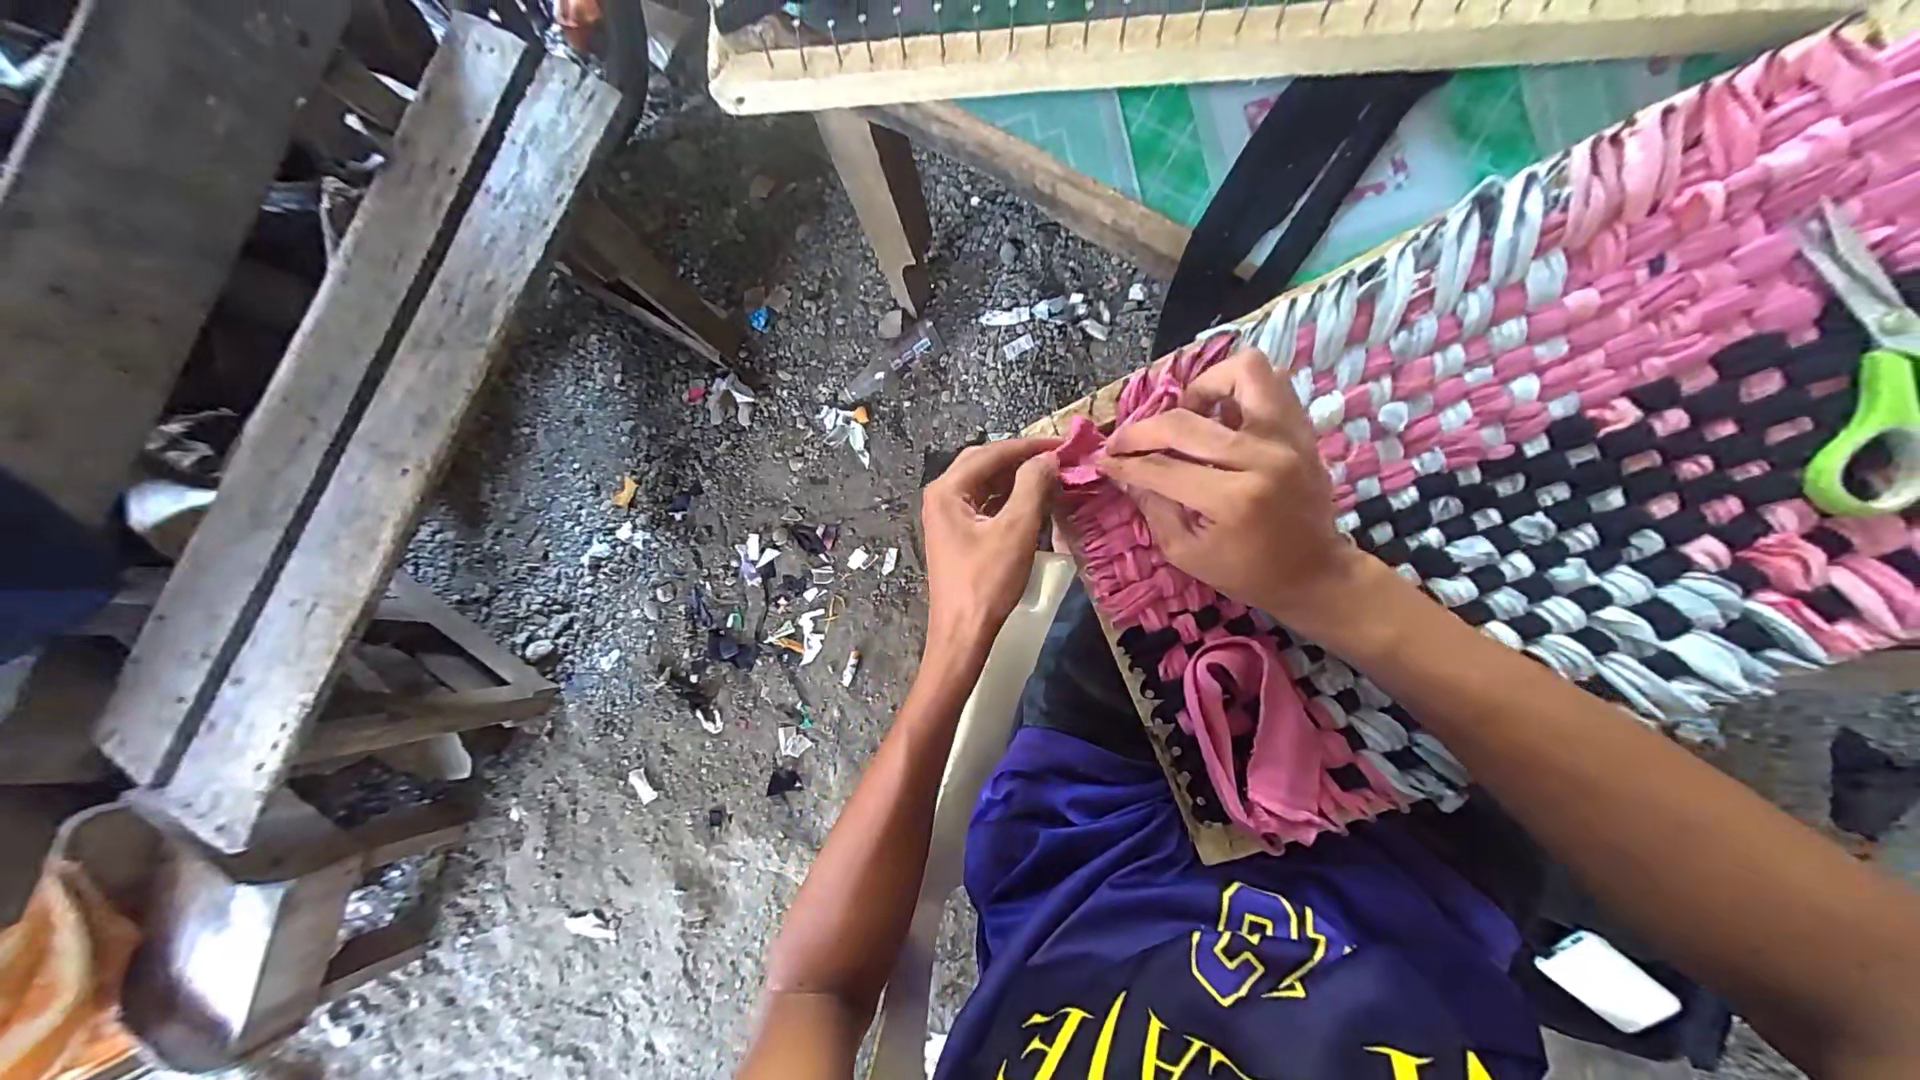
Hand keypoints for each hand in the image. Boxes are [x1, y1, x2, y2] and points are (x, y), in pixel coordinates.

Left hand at [921, 437, 1059, 650]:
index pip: (991, 453)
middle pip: (984, 464)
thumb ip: (1033, 486)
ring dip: (1016, 479)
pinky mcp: (957, 535)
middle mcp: (941, 497)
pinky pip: (985, 504)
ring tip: (1051, 477)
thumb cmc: (987, 581)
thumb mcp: (1016, 530)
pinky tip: (1032, 502)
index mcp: (947, 490)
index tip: (1062, 444)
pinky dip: (1009, 499)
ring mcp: (946, 517)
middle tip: (1057, 459)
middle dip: (1021, 459)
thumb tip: (1047, 459)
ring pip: (985, 484)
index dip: (1029, 446)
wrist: (963, 632)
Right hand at [1096, 348, 1367, 628]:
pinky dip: (1237, 390)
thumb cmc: (1245, 573)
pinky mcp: (1302, 430)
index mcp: (1232, 499)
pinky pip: (1271, 382)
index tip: (1104, 459)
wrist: (1315, 574)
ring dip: (1203, 388)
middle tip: (1127, 441)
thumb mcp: (1185, 552)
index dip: (1124, 462)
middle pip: (1185, 421)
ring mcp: (1288, 437)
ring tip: (1187, 416)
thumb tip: (1123, 470)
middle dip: (1143, 430)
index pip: (1161, 467)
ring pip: (1243, 372)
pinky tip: (1218, 417)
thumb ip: (1152, 506)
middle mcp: (1262, 458)